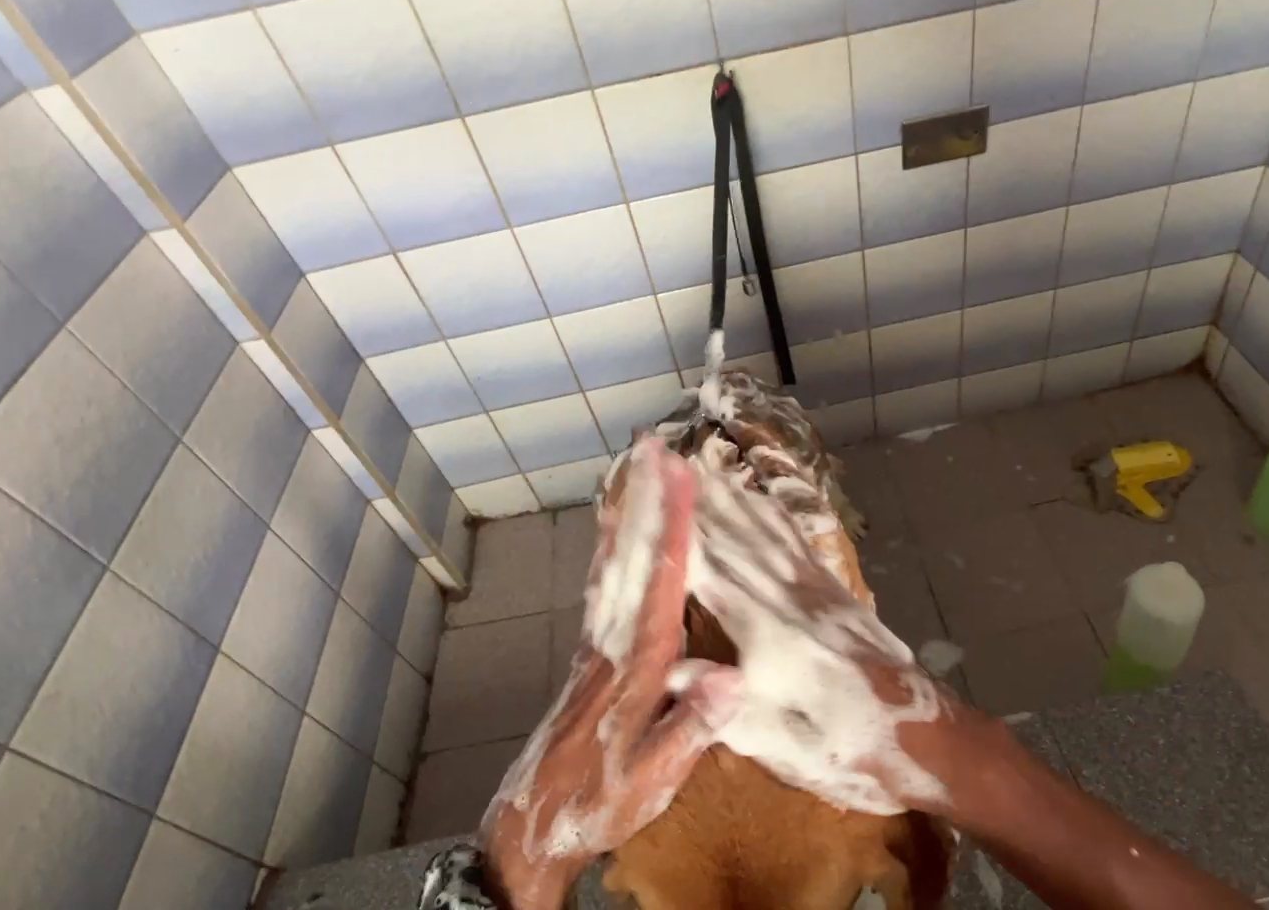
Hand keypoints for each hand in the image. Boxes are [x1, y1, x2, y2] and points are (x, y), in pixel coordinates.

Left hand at [479, 442, 739, 909]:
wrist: (534, 821)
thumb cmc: (601, 801)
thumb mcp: (653, 779)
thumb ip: (690, 728)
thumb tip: (734, 679)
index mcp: (635, 664)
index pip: (660, 583)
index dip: (673, 528)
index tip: (680, 478)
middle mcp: (612, 639)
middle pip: (631, 557)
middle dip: (646, 498)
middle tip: (653, 446)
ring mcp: (595, 640)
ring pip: (612, 563)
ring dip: (628, 511)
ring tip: (636, 468)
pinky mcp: (588, 649)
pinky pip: (601, 582)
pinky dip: (611, 545)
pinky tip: (616, 532)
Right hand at [684, 461, 962, 816]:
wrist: (921, 733)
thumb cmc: (843, 746)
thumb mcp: (779, 746)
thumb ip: (724, 707)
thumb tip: (666, 672)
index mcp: (765, 633)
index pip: (706, 570)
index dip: (673, 532)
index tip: (644, 499)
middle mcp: (785, 596)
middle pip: (730, 536)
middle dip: (693, 497)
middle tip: (661, 461)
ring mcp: (811, 586)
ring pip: (760, 528)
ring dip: (726, 494)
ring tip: (698, 464)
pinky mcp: (831, 587)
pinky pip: (793, 536)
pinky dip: (768, 510)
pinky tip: (756, 496)